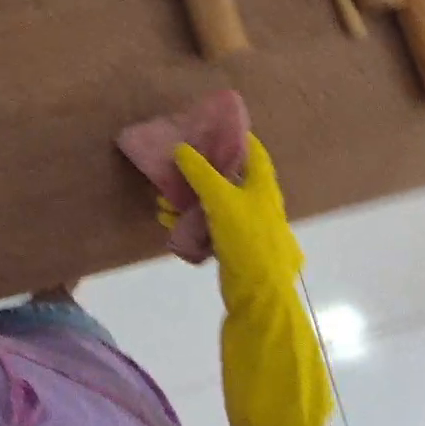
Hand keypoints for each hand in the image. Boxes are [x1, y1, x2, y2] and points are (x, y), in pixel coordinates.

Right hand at [176, 134, 333, 425]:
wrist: (261, 299)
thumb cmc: (248, 241)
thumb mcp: (221, 199)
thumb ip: (200, 172)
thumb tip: (180, 148)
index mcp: (262, 185)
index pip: (251, 149)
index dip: (232, 134)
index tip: (206, 125)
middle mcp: (257, 202)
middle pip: (227, 176)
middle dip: (198, 170)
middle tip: (173, 164)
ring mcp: (247, 227)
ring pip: (214, 203)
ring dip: (188, 199)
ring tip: (162, 200)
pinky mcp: (235, 248)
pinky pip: (209, 226)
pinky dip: (191, 222)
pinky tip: (170, 224)